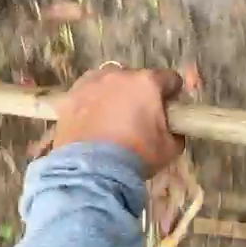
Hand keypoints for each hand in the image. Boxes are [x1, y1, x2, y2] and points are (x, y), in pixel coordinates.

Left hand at [50, 67, 184, 177]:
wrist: (92, 171)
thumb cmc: (137, 154)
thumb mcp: (171, 147)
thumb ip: (175, 130)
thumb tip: (172, 128)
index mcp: (148, 83)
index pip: (170, 78)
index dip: (173, 93)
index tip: (171, 108)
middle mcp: (121, 75)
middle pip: (138, 77)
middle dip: (142, 93)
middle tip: (141, 116)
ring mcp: (93, 83)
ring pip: (110, 80)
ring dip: (116, 91)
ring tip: (114, 114)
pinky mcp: (70, 96)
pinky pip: (88, 90)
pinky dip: (93, 99)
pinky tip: (93, 117)